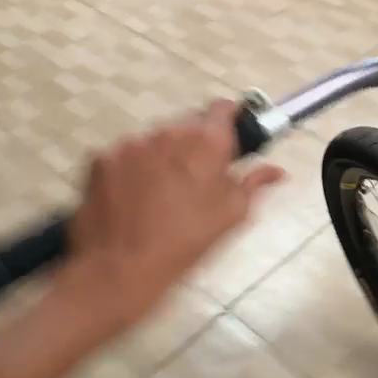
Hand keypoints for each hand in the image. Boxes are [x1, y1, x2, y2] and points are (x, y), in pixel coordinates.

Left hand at [58, 99, 285, 329]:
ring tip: (161, 188)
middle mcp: (169, 132)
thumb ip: (255, 183)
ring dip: (164, 153)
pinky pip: (125, 153)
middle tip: (197, 173)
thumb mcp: (232, 214)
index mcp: (207, 141)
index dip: (229, 119)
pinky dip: (132, 166)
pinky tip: (133, 194)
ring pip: (156, 138)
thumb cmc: (186, 241)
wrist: (118, 270)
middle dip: (196, 141)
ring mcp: (130, 144)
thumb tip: (278, 171)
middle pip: (189, 122)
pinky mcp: (100, 159)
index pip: (223, 106)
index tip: (229, 138)